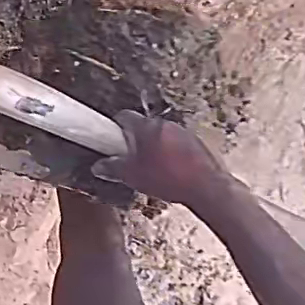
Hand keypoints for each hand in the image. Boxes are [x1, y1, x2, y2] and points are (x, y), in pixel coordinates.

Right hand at [91, 110, 239, 207]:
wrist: (206, 187)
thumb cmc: (169, 179)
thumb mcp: (132, 176)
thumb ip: (112, 168)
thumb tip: (99, 166)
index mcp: (146, 127)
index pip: (124, 116)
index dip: (115, 126)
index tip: (111, 137)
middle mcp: (165, 124)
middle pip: (143, 126)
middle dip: (135, 140)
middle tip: (130, 159)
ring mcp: (182, 132)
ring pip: (161, 134)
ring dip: (154, 147)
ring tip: (151, 169)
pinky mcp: (195, 142)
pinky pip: (176, 143)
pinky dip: (170, 153)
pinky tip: (169, 172)